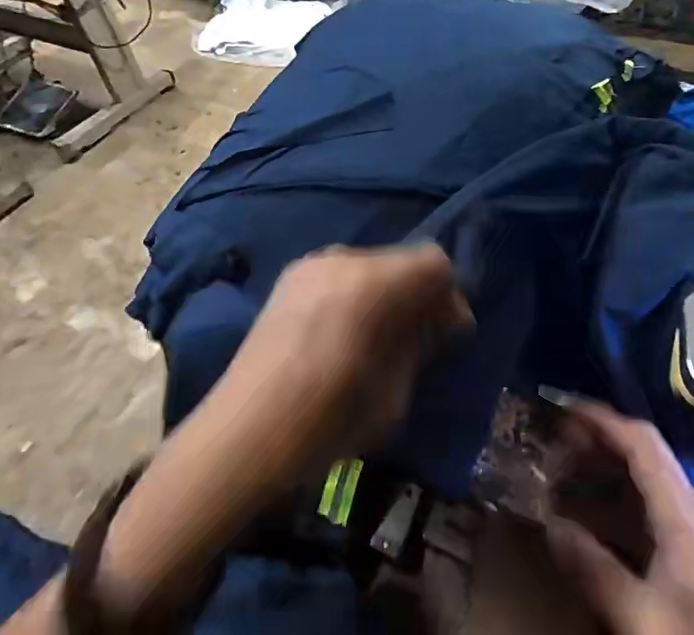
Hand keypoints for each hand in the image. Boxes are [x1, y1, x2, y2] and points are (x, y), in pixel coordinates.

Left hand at [217, 243, 473, 471]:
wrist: (243, 435)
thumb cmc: (327, 421)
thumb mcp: (393, 391)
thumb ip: (421, 344)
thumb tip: (439, 322)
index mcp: (372, 282)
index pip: (434, 262)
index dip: (449, 296)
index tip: (450, 334)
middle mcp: (342, 259)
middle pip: (402, 260)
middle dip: (419, 294)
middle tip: (422, 339)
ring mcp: (310, 264)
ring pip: (371, 265)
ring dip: (388, 293)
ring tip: (381, 338)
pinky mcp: (289, 278)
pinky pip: (341, 274)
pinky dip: (358, 294)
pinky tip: (346, 334)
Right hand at [545, 400, 693, 634]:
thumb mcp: (641, 615)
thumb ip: (595, 569)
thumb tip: (552, 527)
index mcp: (683, 513)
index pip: (642, 443)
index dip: (603, 420)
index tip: (565, 407)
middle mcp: (692, 514)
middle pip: (643, 458)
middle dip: (598, 445)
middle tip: (555, 446)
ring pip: (646, 487)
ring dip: (605, 475)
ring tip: (565, 480)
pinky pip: (649, 515)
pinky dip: (616, 506)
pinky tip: (593, 525)